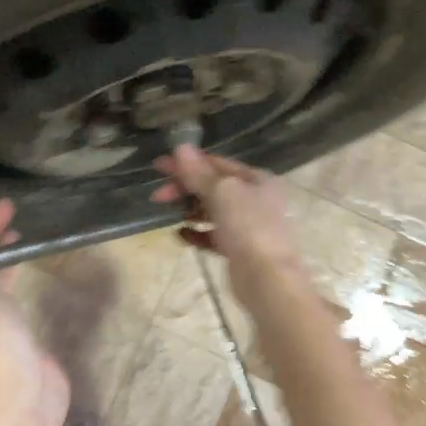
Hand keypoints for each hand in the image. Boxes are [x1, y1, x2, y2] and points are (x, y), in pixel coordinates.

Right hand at [151, 146, 303, 297]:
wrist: (267, 278)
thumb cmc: (248, 226)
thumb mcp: (222, 192)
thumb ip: (199, 172)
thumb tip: (180, 147)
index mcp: (257, 179)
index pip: (217, 164)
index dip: (188, 163)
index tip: (158, 166)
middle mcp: (256, 199)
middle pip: (214, 187)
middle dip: (185, 189)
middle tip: (158, 196)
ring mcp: (248, 226)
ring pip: (213, 211)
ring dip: (190, 210)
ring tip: (171, 215)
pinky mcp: (239, 250)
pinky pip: (213, 236)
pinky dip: (198, 233)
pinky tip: (182, 235)